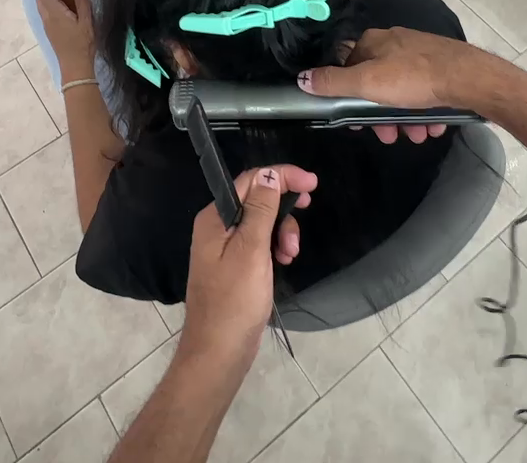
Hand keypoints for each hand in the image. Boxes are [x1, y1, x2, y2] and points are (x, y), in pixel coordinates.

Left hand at [34, 0, 95, 78]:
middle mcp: (46, 17)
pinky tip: (68, 8)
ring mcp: (46, 25)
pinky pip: (46, 12)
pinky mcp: (49, 31)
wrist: (75, 66)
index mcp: (54, 13)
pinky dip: (53, 5)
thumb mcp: (87, 20)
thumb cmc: (83, 43)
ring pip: (42, 5)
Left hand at [180, 165, 318, 370]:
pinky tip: (285, 261)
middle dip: (284, 206)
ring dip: (282, 230)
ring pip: (262, 222)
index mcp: (215, 217)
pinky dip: (275, 247)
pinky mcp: (235, 265)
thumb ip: (260, 209)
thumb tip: (269, 174)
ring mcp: (225, 247)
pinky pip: (259, 243)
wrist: (218, 353)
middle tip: (307, 210)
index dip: (281, 176)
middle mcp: (217, 226)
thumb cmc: (234, 300)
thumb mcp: (251, 250)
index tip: (312, 183)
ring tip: (291, 253)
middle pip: (257, 199)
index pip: (250, 180)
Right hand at [300, 27, 487, 141]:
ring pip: (403, 91)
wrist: (467, 78)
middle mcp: (394, 42)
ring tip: (416, 136)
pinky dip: (424, 111)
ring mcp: (419, 52)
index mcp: (372, 42)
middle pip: (377, 84)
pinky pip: (424, 91)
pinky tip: (432, 126)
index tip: (357, 122)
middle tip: (390, 136)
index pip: (349, 69)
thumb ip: (333, 83)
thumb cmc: (412, 79)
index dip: (350, 98)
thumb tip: (302, 79)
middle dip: (382, 114)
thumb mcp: (367, 84)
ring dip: (405, 118)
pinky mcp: (440, 65)